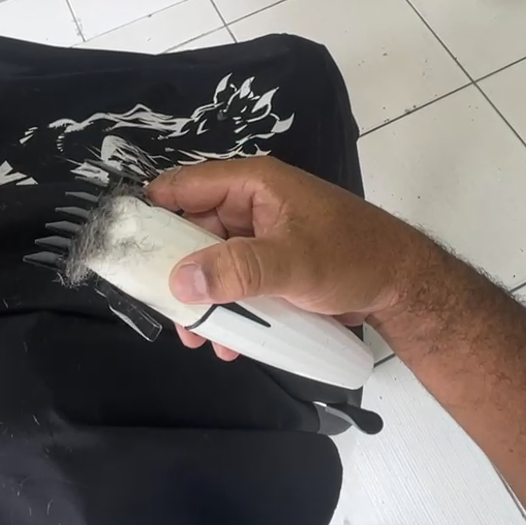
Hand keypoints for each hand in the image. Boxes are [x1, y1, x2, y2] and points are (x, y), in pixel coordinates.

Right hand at [147, 157, 444, 357]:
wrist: (402, 285)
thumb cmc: (350, 257)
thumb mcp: (292, 263)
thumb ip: (236, 270)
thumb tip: (177, 281)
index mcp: (252, 183)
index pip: (185, 186)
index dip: (150, 209)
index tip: (123, 246)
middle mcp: (251, 203)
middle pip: (193, 229)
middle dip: (177, 270)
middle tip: (164, 308)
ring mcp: (261, 234)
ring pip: (212, 261)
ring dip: (203, 297)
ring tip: (197, 337)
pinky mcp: (272, 263)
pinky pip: (236, 280)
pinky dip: (228, 306)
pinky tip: (229, 341)